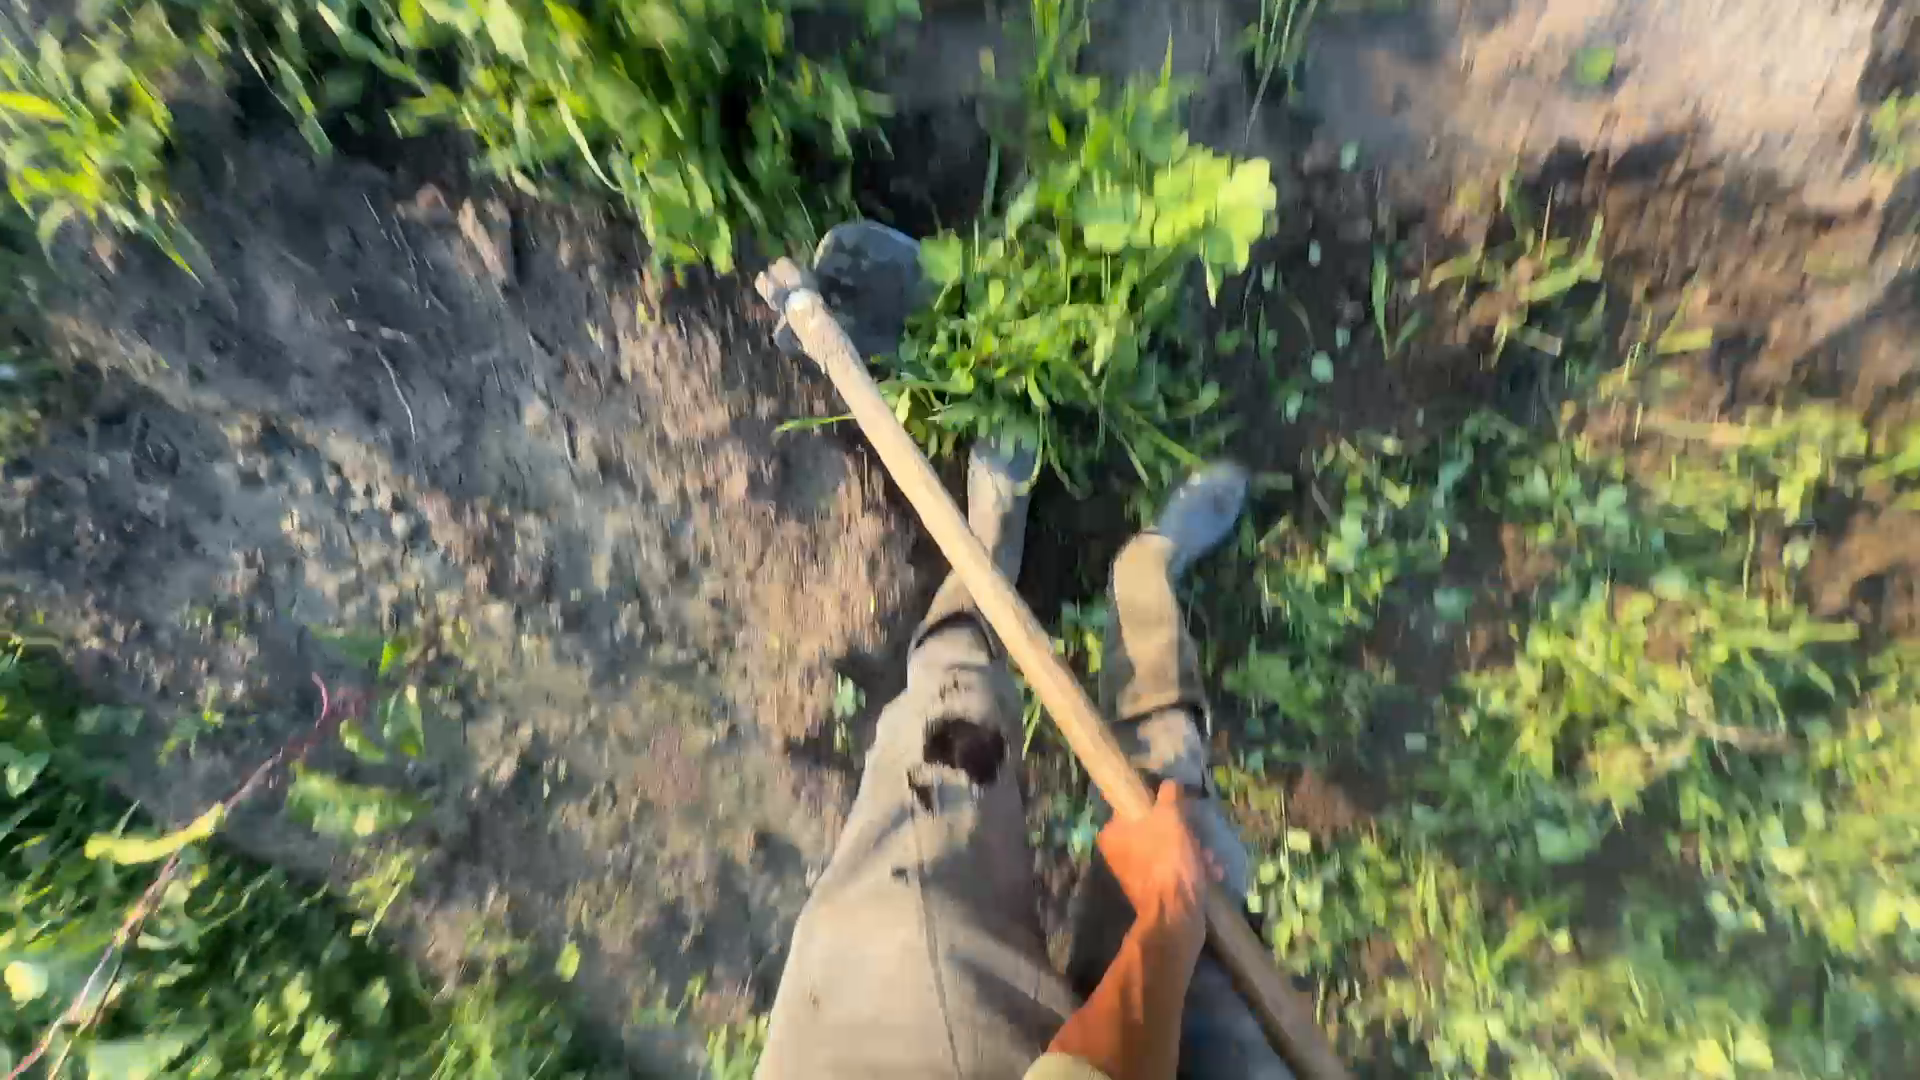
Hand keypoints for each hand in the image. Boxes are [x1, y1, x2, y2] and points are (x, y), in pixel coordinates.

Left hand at [1097, 781, 1211, 958]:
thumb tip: (1170, 783)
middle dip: (1183, 832)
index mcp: (1112, 833)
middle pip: (1154, 828)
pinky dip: (1193, 869)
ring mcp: (1137, 874)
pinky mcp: (1155, 891)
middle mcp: (1119, 853)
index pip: (1132, 806)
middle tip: (1197, 836)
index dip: (1157, 802)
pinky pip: (1174, 870)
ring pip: (1168, 850)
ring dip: (1193, 851)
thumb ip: (1168, 795)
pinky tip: (1211, 872)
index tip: (1177, 805)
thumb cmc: (1167, 860)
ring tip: (1208, 858)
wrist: (1177, 918)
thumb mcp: (1170, 817)